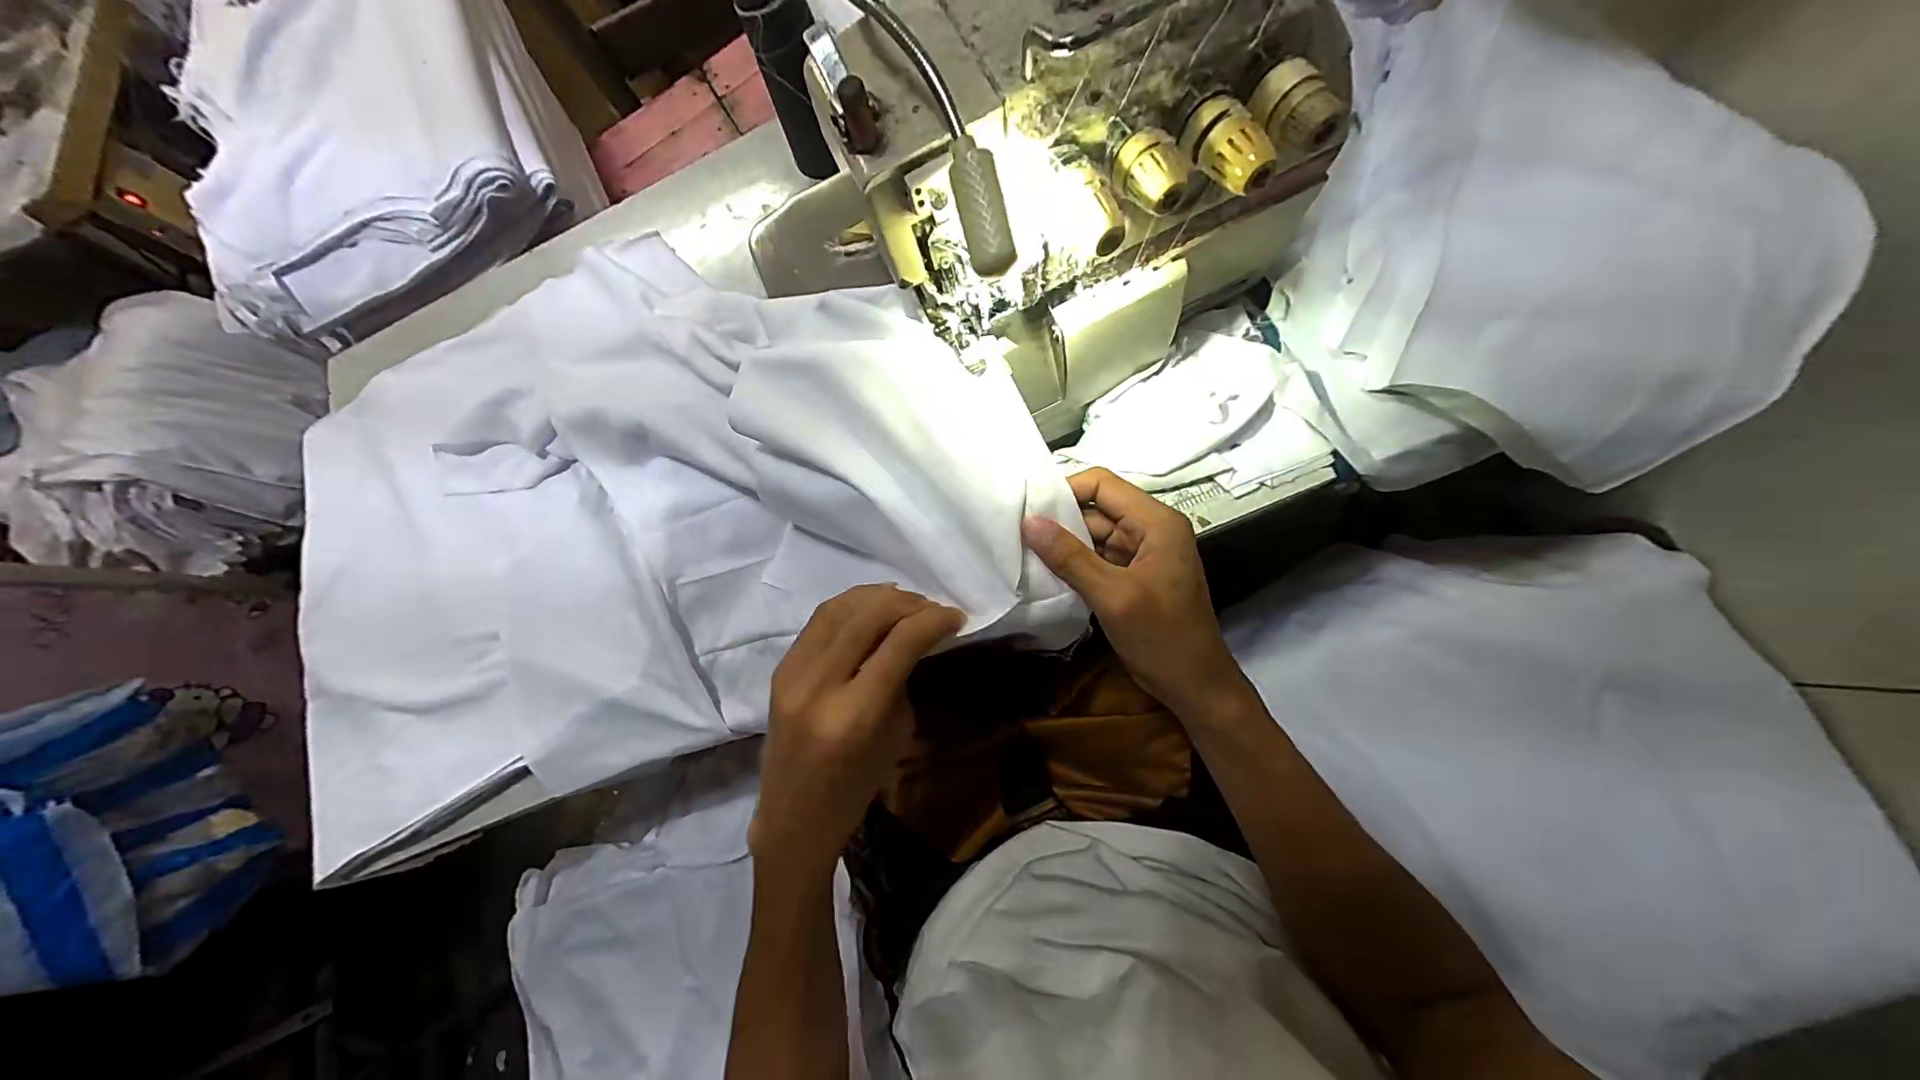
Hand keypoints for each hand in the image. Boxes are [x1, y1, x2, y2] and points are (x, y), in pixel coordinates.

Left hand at [750, 585, 962, 878]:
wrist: (793, 816)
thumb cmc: (856, 787)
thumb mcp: (896, 734)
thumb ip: (901, 679)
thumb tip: (914, 635)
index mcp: (854, 714)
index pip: (899, 643)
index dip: (933, 620)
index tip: (956, 617)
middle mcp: (818, 686)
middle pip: (868, 616)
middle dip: (909, 603)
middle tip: (933, 609)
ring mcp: (792, 674)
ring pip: (839, 608)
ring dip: (879, 596)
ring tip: (907, 602)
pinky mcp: (780, 668)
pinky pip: (819, 620)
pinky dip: (852, 605)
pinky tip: (873, 607)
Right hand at [1022, 468, 1248, 715]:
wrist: (1196, 686)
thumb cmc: (1162, 638)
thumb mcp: (1112, 596)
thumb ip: (1069, 557)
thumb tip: (1028, 521)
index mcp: (1156, 522)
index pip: (1103, 484)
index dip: (1065, 490)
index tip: (1027, 508)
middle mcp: (1151, 530)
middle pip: (1097, 508)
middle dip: (1059, 519)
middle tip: (1016, 531)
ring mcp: (1143, 554)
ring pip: (1094, 535)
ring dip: (1064, 543)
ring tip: (1023, 550)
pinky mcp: (1134, 577)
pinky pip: (1099, 558)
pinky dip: (1074, 563)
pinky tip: (1045, 572)